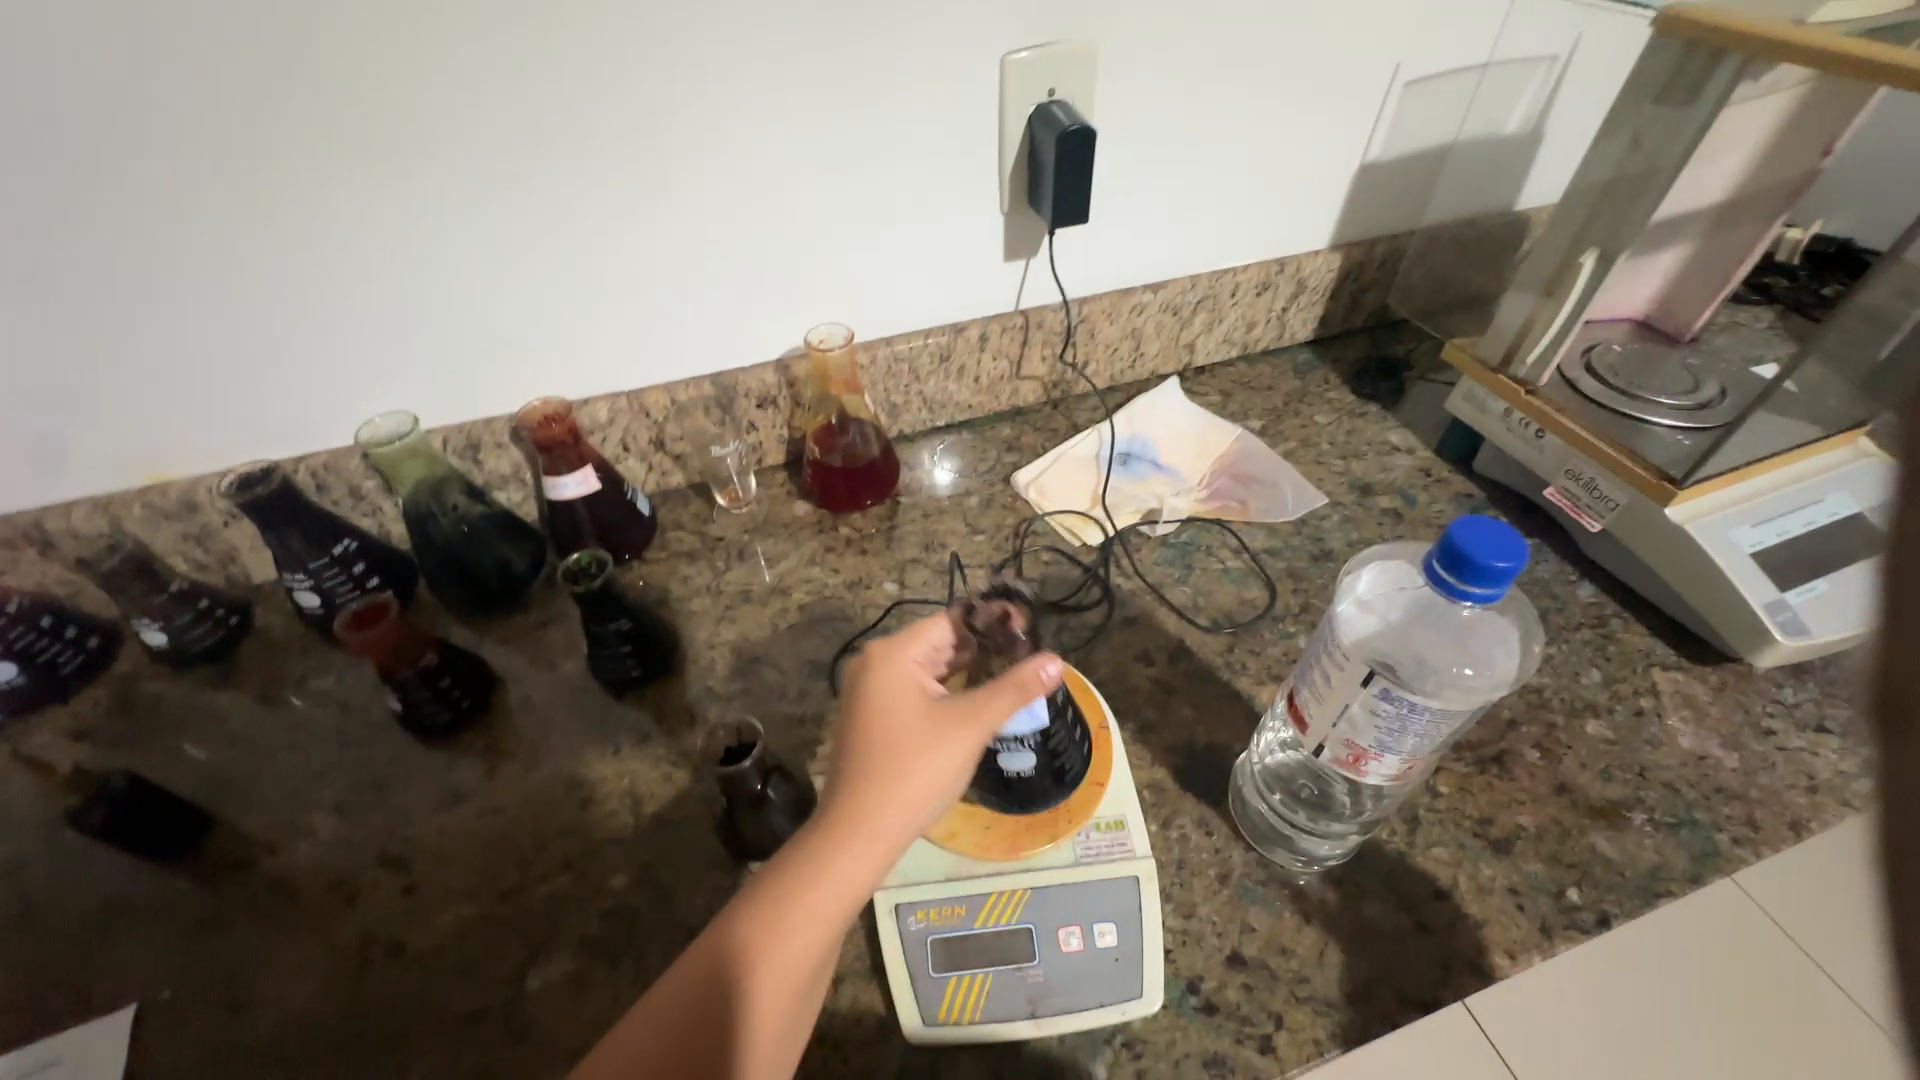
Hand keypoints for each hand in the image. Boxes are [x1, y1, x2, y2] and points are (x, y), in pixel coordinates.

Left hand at [823, 611, 1064, 854]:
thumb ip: (1014, 689)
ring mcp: (867, 692)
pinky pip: (913, 691)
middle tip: (1026, 656)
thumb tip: (1057, 661)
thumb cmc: (916, 770)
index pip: (951, 622)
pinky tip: (975, 704)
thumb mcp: (971, 725)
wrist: (859, 833)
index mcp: (893, 653)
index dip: (992, 624)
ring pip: (926, 670)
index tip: (1029, 632)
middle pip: (938, 643)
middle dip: (982, 649)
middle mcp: (874, 663)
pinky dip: (944, 693)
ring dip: (965, 673)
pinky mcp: (870, 717)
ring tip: (1010, 676)